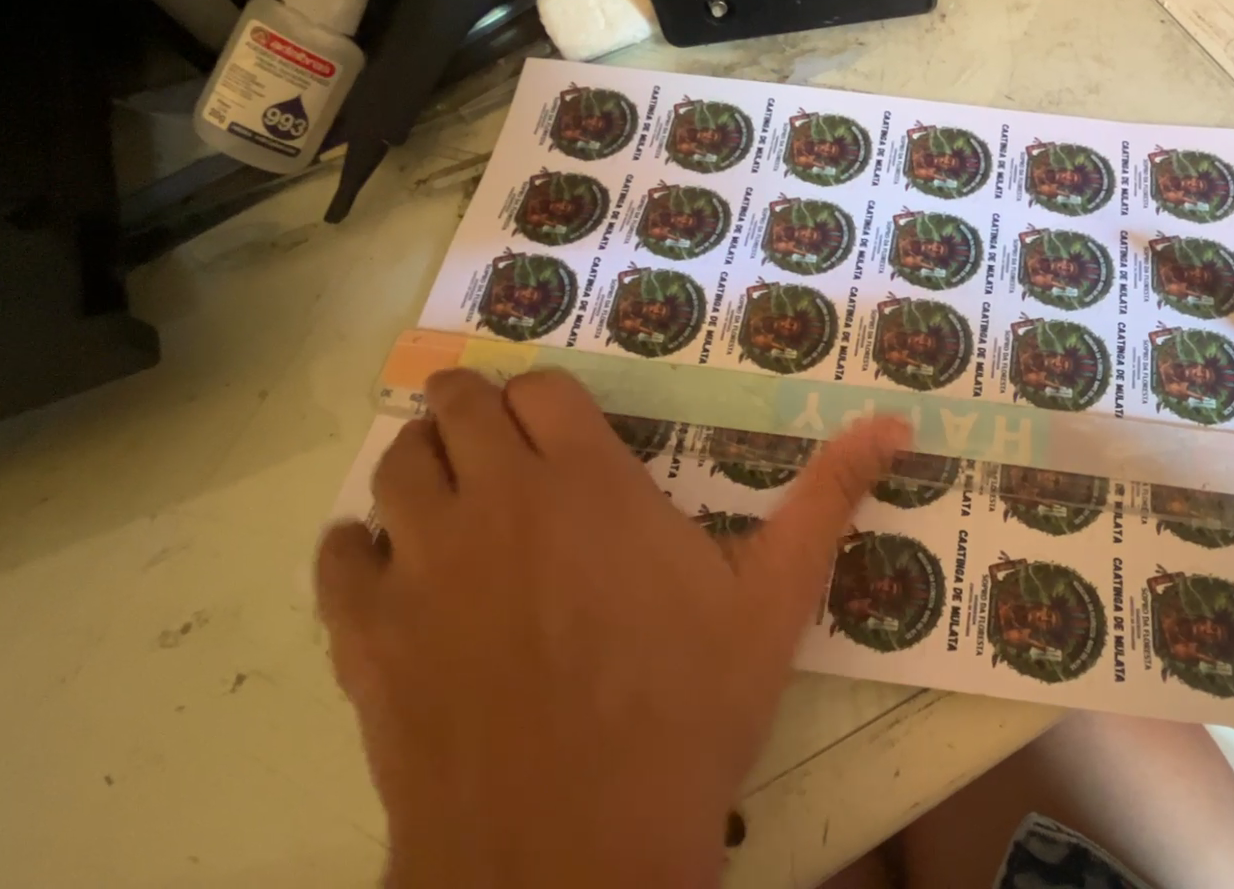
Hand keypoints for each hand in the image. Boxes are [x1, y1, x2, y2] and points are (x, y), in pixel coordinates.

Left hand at [315, 368, 905, 887]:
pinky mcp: (365, 635)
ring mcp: (420, 564)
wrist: (576, 844)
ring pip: (395, 465)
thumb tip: (896, 423)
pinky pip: (337, 555)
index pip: (541, 389)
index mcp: (588, 482)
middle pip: (456, 406)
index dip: (552, 402)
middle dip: (483, 414)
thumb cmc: (688, 707)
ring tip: (463, 499)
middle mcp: (495, 500)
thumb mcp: (777, 596)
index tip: (572, 433)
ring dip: (425, 464)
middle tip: (518, 457)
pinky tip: (402, 576)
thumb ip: (829, 496)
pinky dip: (363, 548)